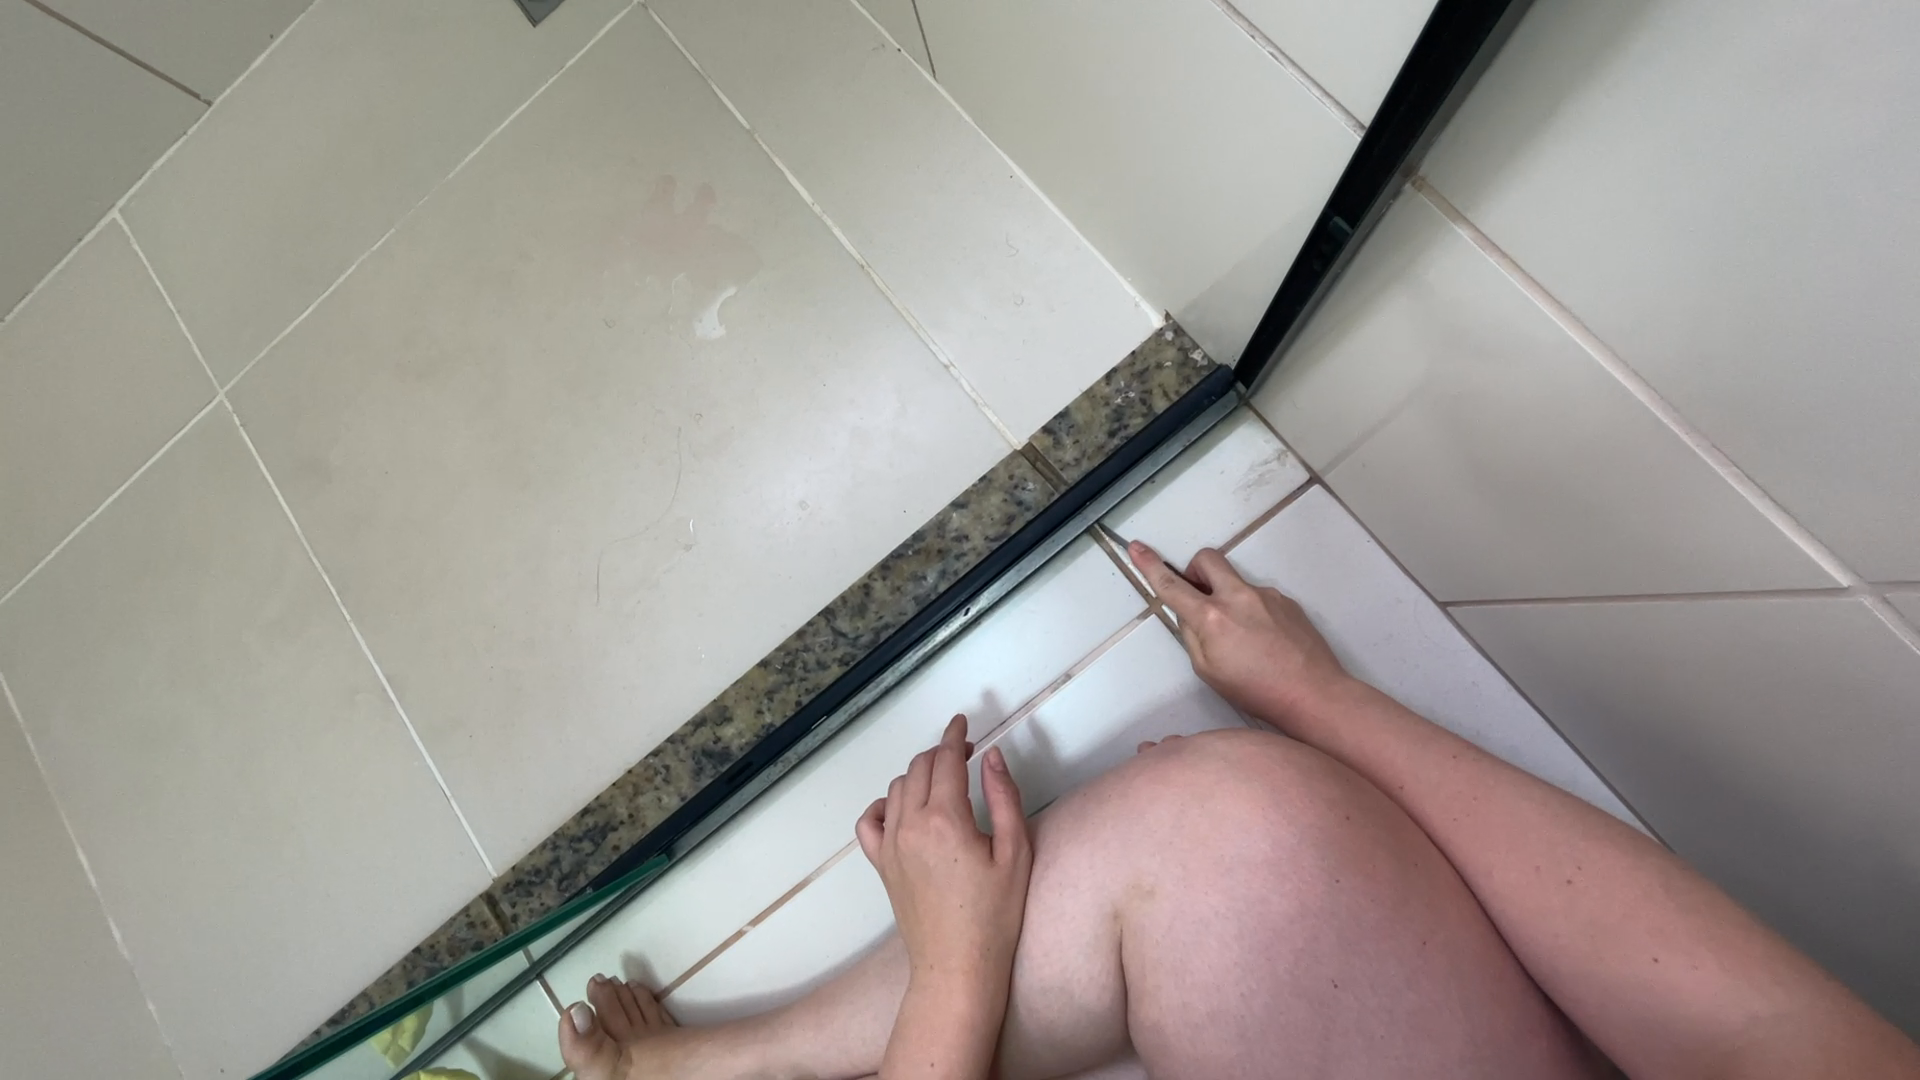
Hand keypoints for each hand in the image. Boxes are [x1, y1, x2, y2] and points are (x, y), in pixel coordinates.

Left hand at [856, 715, 1031, 990]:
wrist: (957, 967)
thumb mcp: (1016, 853)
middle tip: (964, 754)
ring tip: (943, 780)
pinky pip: (869, 821)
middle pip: (920, 767)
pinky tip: (901, 808)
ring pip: (897, 788)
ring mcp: (890, 845)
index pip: (945, 760)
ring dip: (919, 774)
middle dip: (941, 752)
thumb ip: (1004, 797)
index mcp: (946, 819)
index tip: (962, 723)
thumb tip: (992, 756)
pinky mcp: (881, 864)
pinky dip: (883, 805)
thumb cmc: (995, 915)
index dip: (954, 736)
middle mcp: (911, 825)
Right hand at [1127, 541, 1352, 733]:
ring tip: (1242, 636)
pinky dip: (1251, 610)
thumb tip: (1189, 615)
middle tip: (1198, 595)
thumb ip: (1192, 636)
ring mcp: (1266, 595)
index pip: (1171, 586)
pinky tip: (1264, 640)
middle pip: (1207, 559)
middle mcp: (1238, 597)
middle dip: (1195, 569)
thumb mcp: (1207, 671)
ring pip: (1235, 581)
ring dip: (1227, 596)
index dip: (1149, 565)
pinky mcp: (1287, 601)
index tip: (1136, 547)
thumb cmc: (1256, 691)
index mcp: (1212, 618)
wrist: (1314, 694)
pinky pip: (1258, 597)